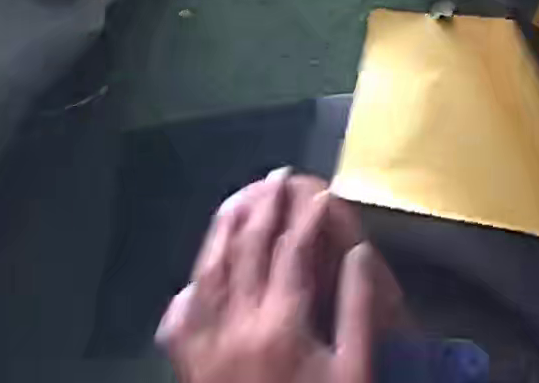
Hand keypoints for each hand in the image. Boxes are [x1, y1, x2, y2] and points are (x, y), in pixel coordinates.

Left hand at [158, 169, 407, 382]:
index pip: (293, 249)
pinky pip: (179, 324)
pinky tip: (195, 279)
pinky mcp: (190, 372)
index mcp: (279, 323)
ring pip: (209, 272)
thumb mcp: (354, 373)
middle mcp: (236, 326)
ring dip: (224, 229)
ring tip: (240, 198)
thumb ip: (358, 309)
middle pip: (247, 248)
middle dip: (266, 205)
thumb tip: (359, 250)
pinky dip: (188, 292)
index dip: (309, 216)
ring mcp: (206, 348)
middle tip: (279, 175)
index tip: (324, 191)